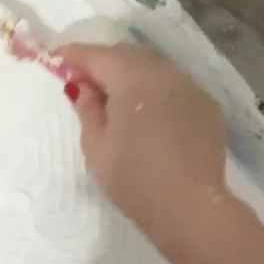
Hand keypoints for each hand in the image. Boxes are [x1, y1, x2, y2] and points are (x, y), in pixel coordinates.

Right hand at [56, 43, 228, 240]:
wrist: (191, 208)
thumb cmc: (134, 180)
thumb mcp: (96, 147)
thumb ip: (88, 109)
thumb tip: (85, 87)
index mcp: (132, 79)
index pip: (97, 55)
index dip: (74, 56)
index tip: (56, 61)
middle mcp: (164, 73)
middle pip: (127, 56)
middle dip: (102, 63)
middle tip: (83, 81)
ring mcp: (190, 87)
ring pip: (152, 68)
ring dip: (130, 75)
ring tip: (114, 97)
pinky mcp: (206, 105)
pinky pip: (173, 86)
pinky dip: (154, 90)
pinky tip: (147, 113)